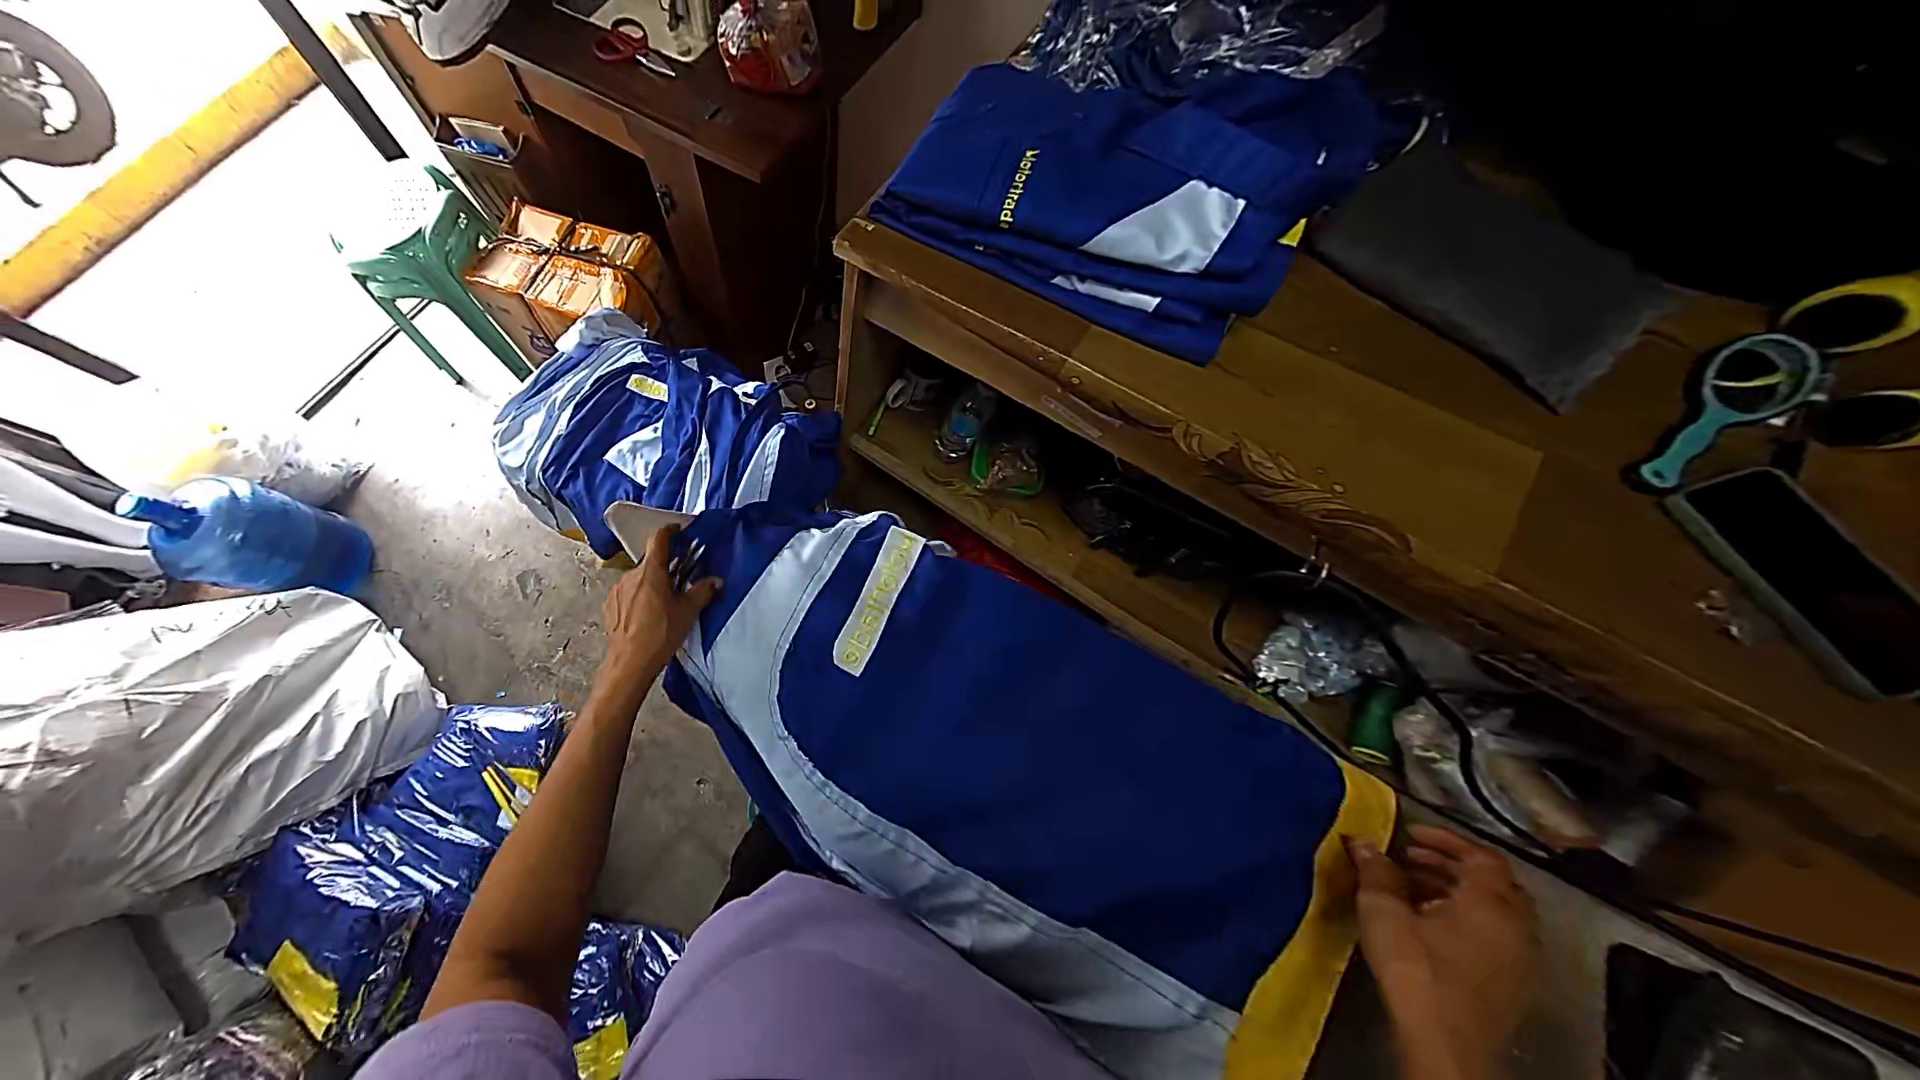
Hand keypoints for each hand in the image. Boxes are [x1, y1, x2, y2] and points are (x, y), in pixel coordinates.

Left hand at [598, 524, 721, 679]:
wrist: (630, 662)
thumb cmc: (659, 634)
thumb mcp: (689, 611)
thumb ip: (703, 591)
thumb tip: (714, 582)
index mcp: (651, 573)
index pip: (659, 540)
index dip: (670, 531)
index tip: (678, 531)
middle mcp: (631, 577)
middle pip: (652, 562)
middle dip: (668, 566)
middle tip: (683, 578)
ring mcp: (619, 591)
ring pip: (641, 578)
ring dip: (655, 583)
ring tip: (669, 601)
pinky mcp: (613, 605)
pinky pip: (630, 592)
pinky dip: (643, 596)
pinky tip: (653, 613)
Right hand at [1348, 825, 1537, 1079]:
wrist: (1446, 1045)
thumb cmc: (1417, 969)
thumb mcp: (1384, 912)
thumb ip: (1376, 872)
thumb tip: (1362, 842)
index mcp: (1492, 903)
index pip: (1481, 855)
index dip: (1445, 839)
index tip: (1409, 834)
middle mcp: (1517, 927)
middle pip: (1491, 882)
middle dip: (1449, 864)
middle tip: (1409, 858)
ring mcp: (1519, 959)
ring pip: (1492, 911)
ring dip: (1454, 892)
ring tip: (1410, 891)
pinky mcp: (1510, 985)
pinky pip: (1492, 935)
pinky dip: (1463, 918)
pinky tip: (1427, 927)